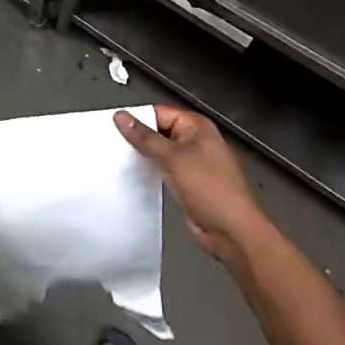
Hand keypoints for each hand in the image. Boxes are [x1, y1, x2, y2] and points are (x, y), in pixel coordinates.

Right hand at [115, 106, 267, 261]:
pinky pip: (163, 169)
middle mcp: (195, 141)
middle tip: (113, 144)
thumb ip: (145, 137)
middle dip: (138, 138)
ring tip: (120, 159)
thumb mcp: (173, 158)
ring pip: (160, 152)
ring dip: (143, 156)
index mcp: (197, 127)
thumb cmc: (211, 189)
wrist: (232, 231)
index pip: (159, 113)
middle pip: (158, 131)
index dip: (137, 118)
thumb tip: (122, 117)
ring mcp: (192, 162)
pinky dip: (150, 171)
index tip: (114, 126)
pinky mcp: (187, 182)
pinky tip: (134, 175)